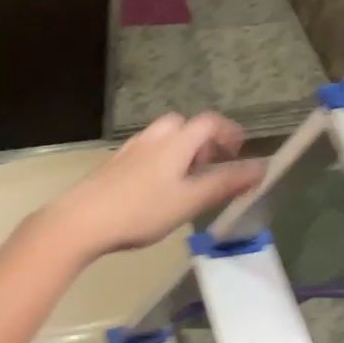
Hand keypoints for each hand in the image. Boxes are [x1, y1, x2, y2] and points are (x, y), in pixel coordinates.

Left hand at [36, 112, 264, 259]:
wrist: (82, 220)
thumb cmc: (142, 210)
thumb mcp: (190, 200)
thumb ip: (225, 183)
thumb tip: (261, 167)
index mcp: (175, 142)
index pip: (208, 122)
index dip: (228, 132)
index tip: (240, 150)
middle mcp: (153, 138)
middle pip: (184, 125)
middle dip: (203, 140)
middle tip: (213, 166)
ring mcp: (130, 150)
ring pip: (163, 138)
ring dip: (182, 150)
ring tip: (188, 181)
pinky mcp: (115, 165)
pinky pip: (147, 152)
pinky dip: (163, 160)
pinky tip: (158, 190)